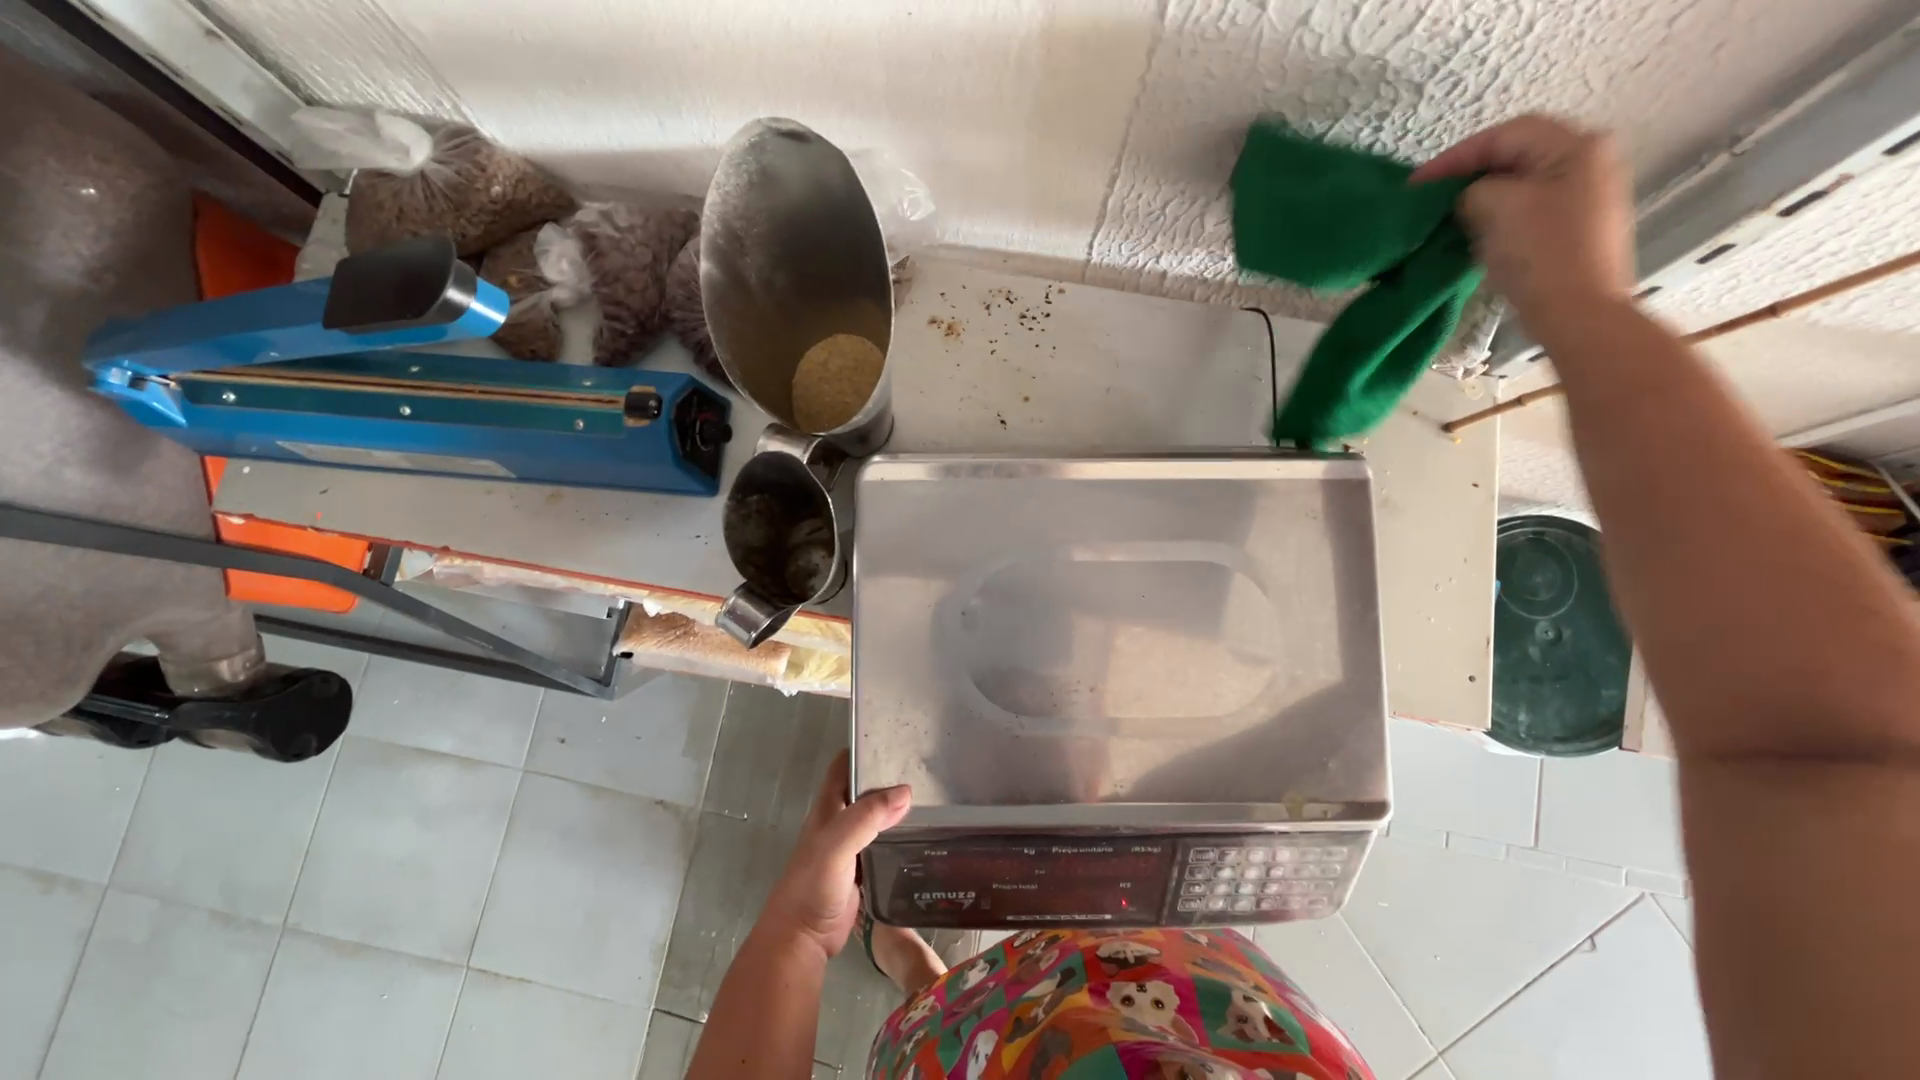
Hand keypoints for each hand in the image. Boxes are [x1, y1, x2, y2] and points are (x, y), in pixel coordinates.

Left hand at [760, 750, 910, 958]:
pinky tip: (926, 837)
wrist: (802, 940)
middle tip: (929, 767)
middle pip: (865, 791)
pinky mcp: (864, 873)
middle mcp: (839, 823)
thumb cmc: (812, 887)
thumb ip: (866, 818)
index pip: (844, 767)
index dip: (864, 748)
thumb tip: (905, 791)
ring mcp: (851, 849)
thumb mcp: (836, 846)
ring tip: (937, 797)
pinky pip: (885, 846)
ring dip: (898, 809)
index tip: (897, 736)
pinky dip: (902, 838)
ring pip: (877, 819)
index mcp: (828, 809)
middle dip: (890, 777)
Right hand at [1411, 115, 1634, 321]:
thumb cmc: (1541, 254)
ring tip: (1446, 215)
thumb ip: (1472, 190)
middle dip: (1469, 173)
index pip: (1504, 135)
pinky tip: (1474, 231)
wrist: (1579, 313)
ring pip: (1520, 182)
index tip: (1416, 184)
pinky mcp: (1576, 225)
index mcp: (1577, 146)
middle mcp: (1590, 160)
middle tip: (1430, 196)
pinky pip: (1528, 207)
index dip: (1455, 157)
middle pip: (1516, 155)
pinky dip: (1497, 214)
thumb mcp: (1496, 207)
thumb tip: (1465, 198)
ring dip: (1481, 196)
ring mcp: (1586, 194)